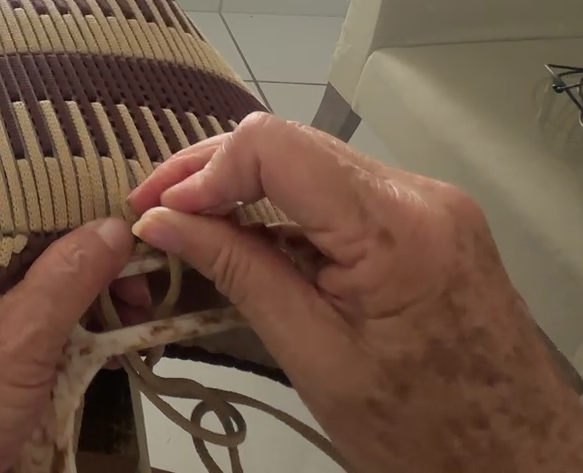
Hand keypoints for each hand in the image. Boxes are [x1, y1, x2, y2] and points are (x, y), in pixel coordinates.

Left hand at [0, 218, 131, 472]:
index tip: (136, 245)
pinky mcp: (6, 383)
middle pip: (49, 267)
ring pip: (57, 310)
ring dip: (101, 312)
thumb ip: (60, 285)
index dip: (86, 230)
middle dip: (102, 274)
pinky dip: (88, 349)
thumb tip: (114, 225)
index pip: (31, 228)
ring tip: (141, 322)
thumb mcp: (11, 343)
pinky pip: (54, 351)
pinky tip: (114, 354)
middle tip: (145, 298)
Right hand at [128, 112, 582, 472]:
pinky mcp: (421, 216)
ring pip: (301, 157)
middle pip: (284, 142)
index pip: (275, 146)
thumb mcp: (314, 357)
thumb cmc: (429, 440)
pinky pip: (327, 185)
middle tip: (153, 205)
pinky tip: (241, 230)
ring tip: (186, 217)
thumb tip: (159, 221)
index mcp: (399, 229)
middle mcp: (418, 193)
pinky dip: (274, 201)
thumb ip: (236, 271)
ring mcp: (424, 200)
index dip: (206, 169)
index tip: (161, 210)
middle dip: (209, 170)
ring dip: (237, 183)